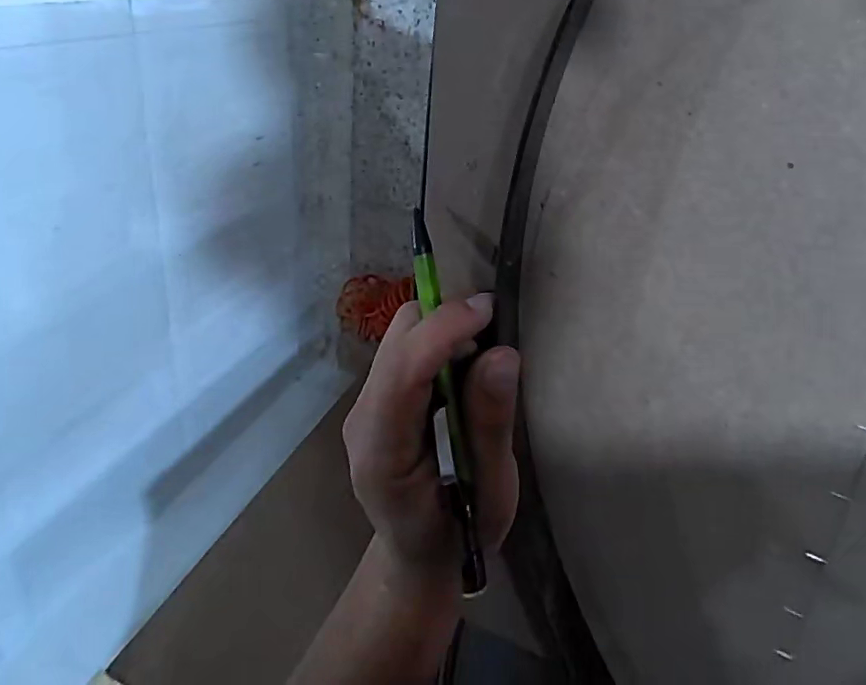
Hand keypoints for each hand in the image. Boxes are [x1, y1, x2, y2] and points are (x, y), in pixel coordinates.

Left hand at [341, 292, 521, 588]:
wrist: (418, 556)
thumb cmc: (458, 536)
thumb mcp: (490, 495)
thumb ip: (491, 425)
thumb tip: (503, 353)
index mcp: (382, 450)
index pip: (403, 370)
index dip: (444, 330)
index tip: (491, 309)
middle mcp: (362, 416)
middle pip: (398, 337)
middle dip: (447, 320)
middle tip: (497, 333)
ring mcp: (365, 403)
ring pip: (402, 332)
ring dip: (445, 326)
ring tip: (485, 352)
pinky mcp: (378, 393)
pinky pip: (407, 344)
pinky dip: (440, 338)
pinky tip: (466, 364)